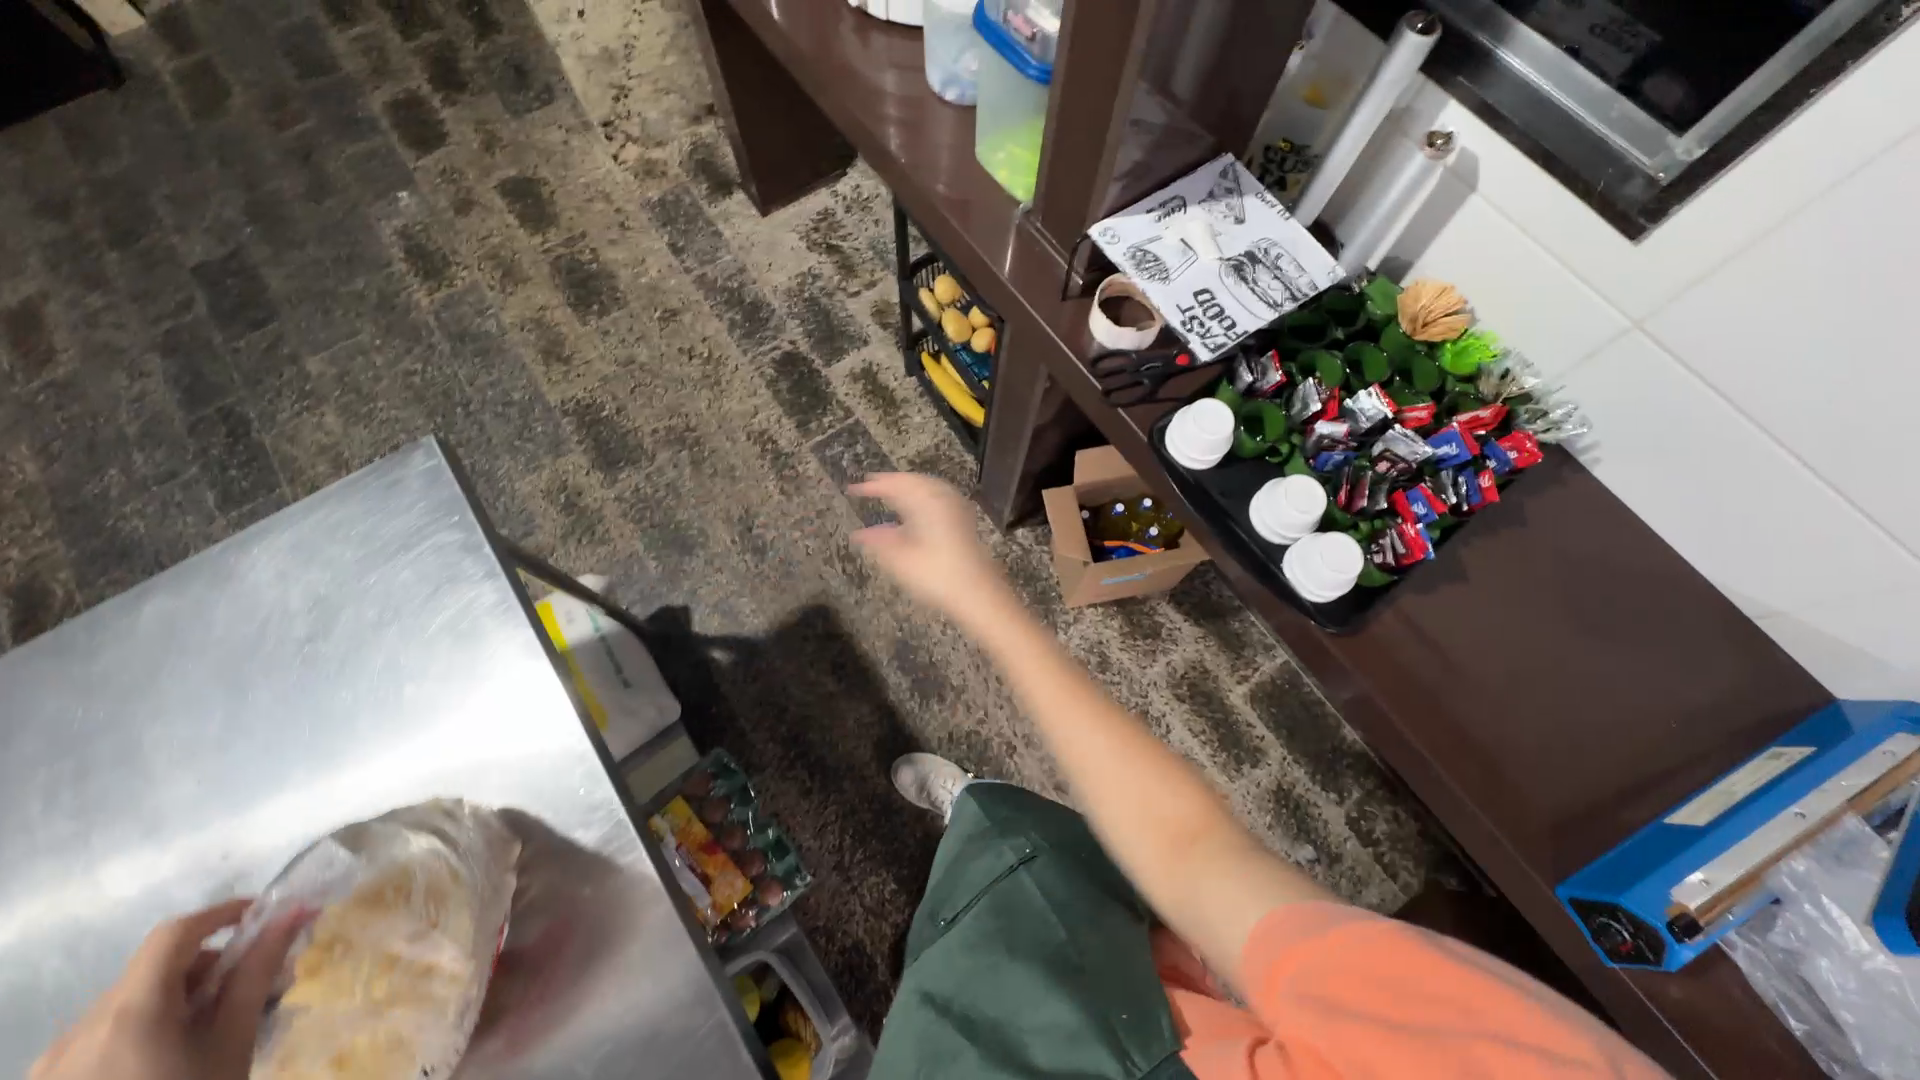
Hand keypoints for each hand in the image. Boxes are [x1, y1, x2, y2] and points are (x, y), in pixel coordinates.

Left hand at [31, 899, 305, 1079]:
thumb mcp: (234, 1040)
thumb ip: (258, 971)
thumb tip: (295, 913)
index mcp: (130, 1010)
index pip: (176, 933)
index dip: (223, 913)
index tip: (266, 915)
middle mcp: (82, 1026)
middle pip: (156, 970)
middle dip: (212, 967)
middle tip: (259, 986)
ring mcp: (56, 1059)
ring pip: (132, 1003)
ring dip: (181, 999)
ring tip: (217, 1030)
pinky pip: (105, 1034)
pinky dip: (147, 1028)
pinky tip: (173, 1059)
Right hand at [849, 473, 1015, 628]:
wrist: (979, 593)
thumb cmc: (935, 575)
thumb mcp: (899, 560)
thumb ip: (877, 542)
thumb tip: (859, 533)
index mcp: (924, 501)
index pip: (894, 485)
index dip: (872, 485)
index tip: (853, 488)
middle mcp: (941, 498)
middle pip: (912, 481)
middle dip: (891, 482)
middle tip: (870, 484)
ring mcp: (956, 508)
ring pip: (927, 487)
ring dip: (907, 487)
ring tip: (890, 492)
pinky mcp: (964, 520)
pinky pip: (938, 497)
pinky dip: (922, 496)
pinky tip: (916, 509)